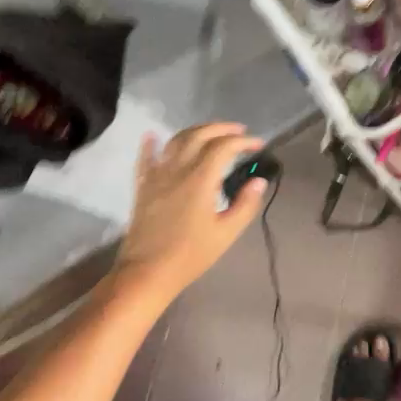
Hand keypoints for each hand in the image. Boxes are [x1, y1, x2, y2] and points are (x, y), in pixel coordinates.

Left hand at [114, 124, 266, 296]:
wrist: (147, 271)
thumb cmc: (191, 254)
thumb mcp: (226, 233)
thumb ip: (245, 204)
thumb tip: (258, 181)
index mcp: (200, 180)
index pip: (224, 147)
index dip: (243, 142)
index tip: (258, 146)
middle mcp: (177, 170)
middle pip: (199, 135)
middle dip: (221, 128)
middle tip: (238, 131)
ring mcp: (156, 176)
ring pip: (175, 141)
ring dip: (195, 131)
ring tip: (210, 133)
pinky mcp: (142, 186)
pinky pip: (145, 158)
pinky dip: (150, 144)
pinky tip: (153, 135)